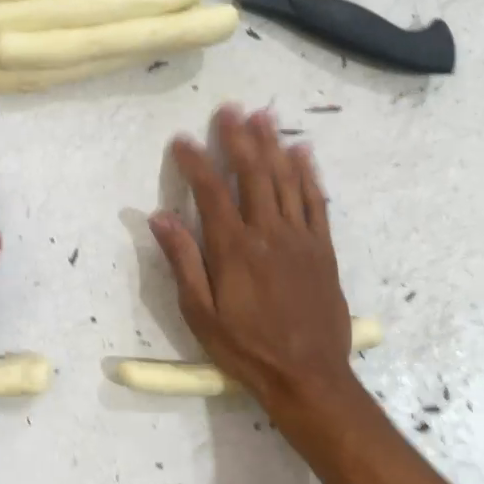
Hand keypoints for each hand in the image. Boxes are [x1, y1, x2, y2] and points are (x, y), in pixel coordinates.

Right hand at [149, 106, 355, 414]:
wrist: (307, 374)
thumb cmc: (244, 348)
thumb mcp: (200, 313)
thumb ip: (183, 261)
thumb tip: (160, 218)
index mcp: (233, 249)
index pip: (211, 193)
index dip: (195, 163)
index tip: (182, 139)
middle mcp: (269, 234)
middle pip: (253, 175)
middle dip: (239, 139)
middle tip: (229, 109)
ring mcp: (301, 238)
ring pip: (286, 181)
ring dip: (274, 146)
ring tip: (263, 117)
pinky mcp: (323, 249)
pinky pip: (316, 202)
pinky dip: (309, 175)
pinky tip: (303, 154)